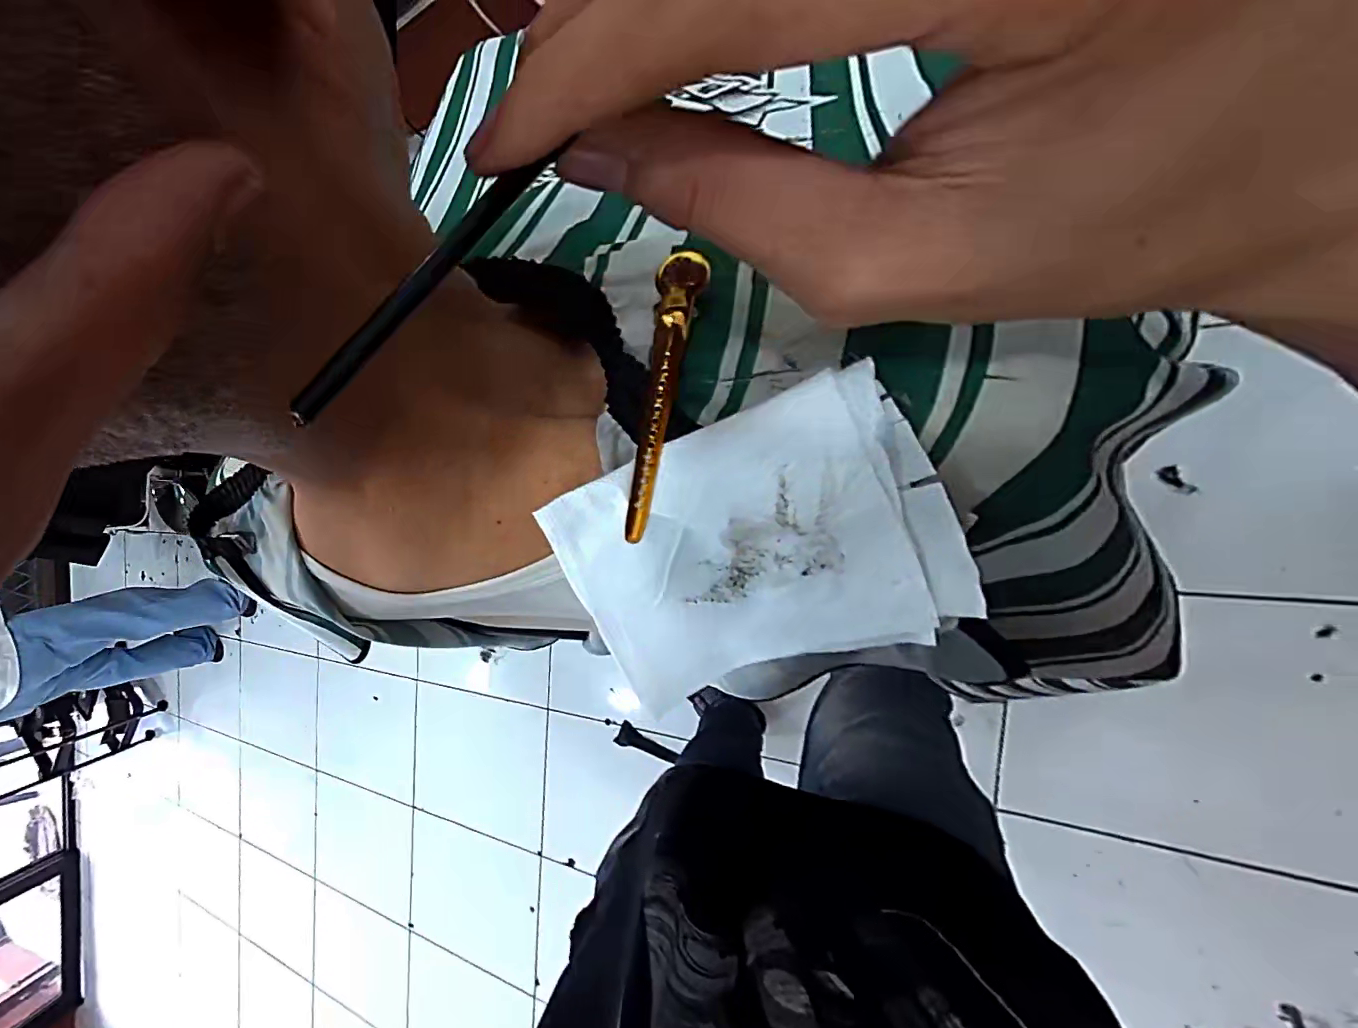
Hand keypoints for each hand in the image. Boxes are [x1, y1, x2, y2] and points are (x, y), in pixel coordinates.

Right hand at [467, 0, 1357, 334]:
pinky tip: (655, 31)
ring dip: (628, 1)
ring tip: (574, 79)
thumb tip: (592, 151)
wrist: (1336, 119)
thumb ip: (724, 200)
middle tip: (524, 116)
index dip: (578, 70)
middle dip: (585, 25)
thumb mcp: (895, 257)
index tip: (498, 144)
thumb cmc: (1123, 218)